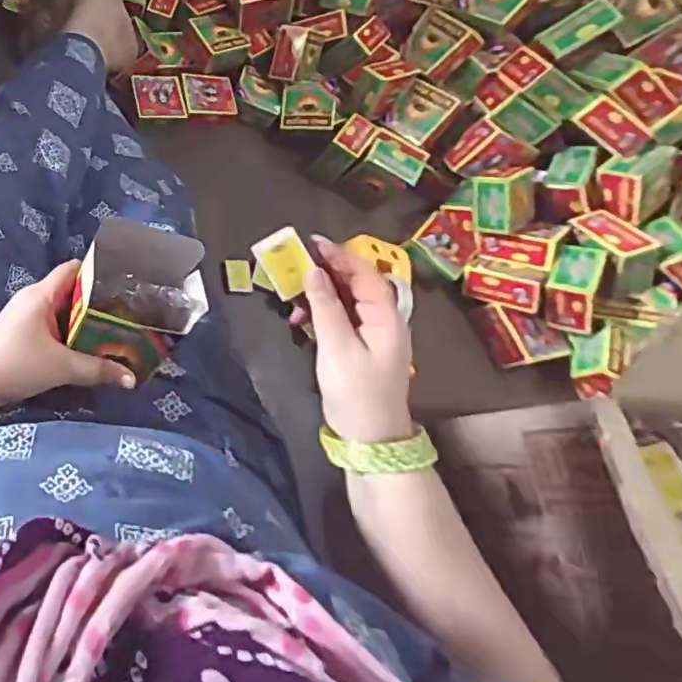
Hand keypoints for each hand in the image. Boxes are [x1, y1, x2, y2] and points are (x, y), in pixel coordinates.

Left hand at [0, 260, 135, 408]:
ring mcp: (29, 316)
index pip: (74, 269)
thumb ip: (97, 370)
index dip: (98, 271)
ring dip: (87, 320)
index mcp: (41, 295)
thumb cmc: (14, 364)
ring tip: (118, 328)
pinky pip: (56, 325)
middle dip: (99, 301)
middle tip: (128, 312)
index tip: (123, 284)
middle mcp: (35, 299)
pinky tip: (92, 344)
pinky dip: (73, 331)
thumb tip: (131, 379)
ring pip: (66, 310)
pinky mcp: (26, 333)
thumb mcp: (60, 367)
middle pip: (74, 291)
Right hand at [292, 235, 414, 443]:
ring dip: (322, 294)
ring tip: (295, 298)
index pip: (365, 274)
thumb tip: (313, 272)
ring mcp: (374, 335)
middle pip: (357, 284)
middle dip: (328, 271)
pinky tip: (303, 318)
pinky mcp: (362, 347)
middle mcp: (384, 321)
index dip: (340, 256)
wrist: (371, 438)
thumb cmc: (356, 392)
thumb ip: (326, 307)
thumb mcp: (337, 347)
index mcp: (386, 318)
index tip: (312, 243)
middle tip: (298, 264)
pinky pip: (343, 318)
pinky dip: (323, 312)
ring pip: (348, 300)